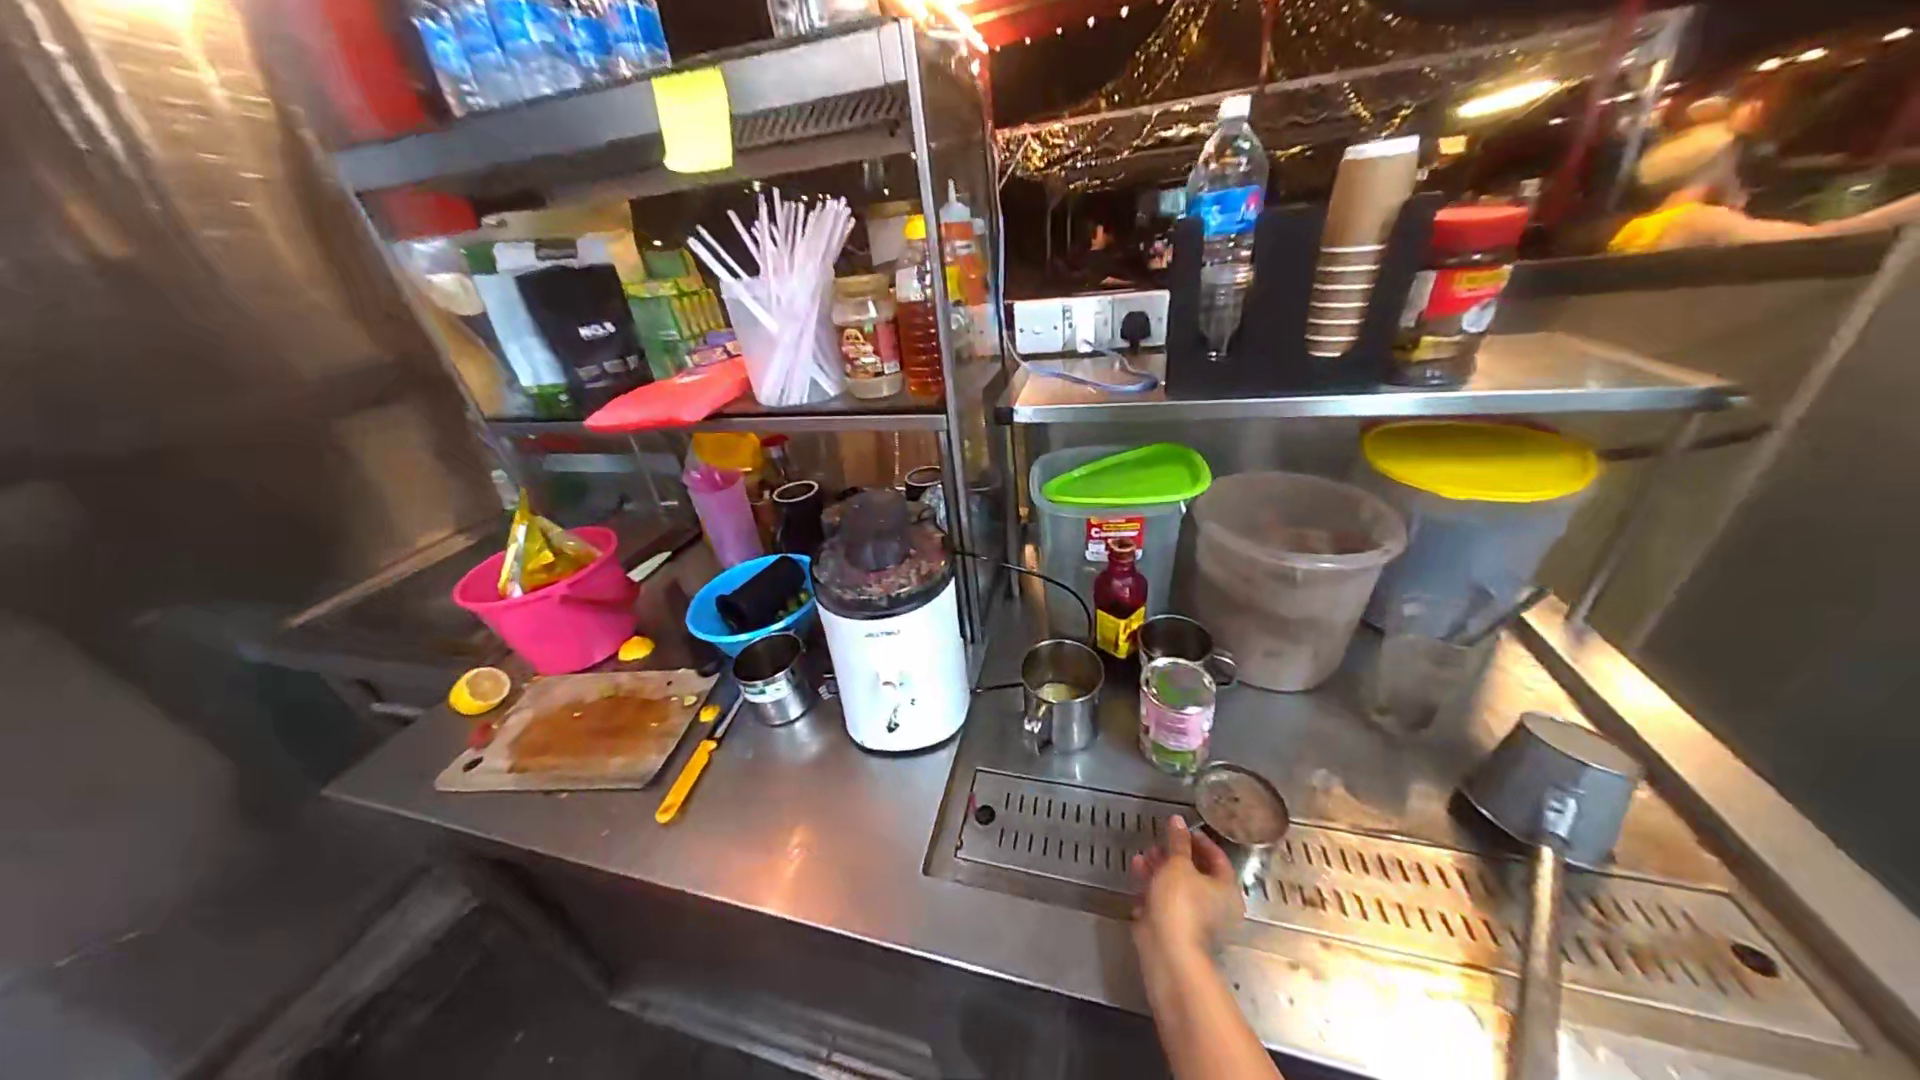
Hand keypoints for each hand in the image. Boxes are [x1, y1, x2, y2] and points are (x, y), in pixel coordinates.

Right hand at [1130, 815, 1242, 958]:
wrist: (1167, 951)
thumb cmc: (1180, 903)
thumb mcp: (1178, 865)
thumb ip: (1178, 841)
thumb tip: (1178, 820)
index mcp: (1226, 890)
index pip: (1218, 858)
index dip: (1201, 841)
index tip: (1183, 828)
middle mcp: (1215, 906)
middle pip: (1196, 873)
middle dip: (1174, 855)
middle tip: (1160, 841)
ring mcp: (1194, 919)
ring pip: (1176, 887)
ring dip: (1159, 868)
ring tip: (1144, 855)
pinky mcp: (1174, 928)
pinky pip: (1164, 901)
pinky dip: (1152, 886)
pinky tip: (1137, 872)